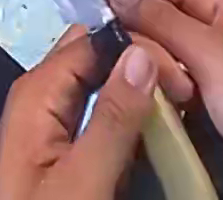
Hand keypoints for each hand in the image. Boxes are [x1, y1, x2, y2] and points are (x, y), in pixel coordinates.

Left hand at [0, 25, 195, 199]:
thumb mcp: (80, 185)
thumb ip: (112, 117)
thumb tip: (144, 52)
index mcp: (38, 91)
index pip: (97, 38)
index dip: (140, 45)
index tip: (181, 72)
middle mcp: (44, 95)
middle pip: (100, 52)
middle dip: (143, 58)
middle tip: (184, 84)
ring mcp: (55, 122)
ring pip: (105, 80)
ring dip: (142, 85)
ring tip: (181, 96)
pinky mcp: (68, 149)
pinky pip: (105, 111)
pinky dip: (133, 112)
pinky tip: (160, 120)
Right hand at [103, 0, 222, 199]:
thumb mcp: (213, 56)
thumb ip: (162, 21)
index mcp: (219, 0)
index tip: (86, 14)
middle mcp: (215, 26)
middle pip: (158, 21)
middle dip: (146, 47)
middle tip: (162, 78)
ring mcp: (215, 66)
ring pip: (163, 59)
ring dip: (156, 78)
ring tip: (172, 102)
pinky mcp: (214, 101)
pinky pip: (176, 90)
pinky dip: (164, 100)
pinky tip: (162, 118)